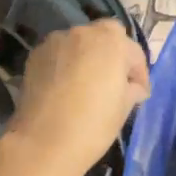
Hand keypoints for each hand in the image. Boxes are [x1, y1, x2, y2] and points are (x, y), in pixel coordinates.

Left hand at [6, 18, 149, 174]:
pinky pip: (60, 53)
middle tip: (114, 81)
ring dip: (88, 57)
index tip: (140, 93)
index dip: (139, 73)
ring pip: (80, 43)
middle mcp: (84, 33)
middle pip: (105, 36)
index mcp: (112, 42)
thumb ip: (132, 89)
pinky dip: (66, 63)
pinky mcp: (36, 54)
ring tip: (87, 83)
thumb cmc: (93, 125)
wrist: (44, 142)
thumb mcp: (124, 108)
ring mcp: (56, 41)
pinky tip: (65, 86)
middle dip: (113, 55)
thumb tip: (133, 87)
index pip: (134, 52)